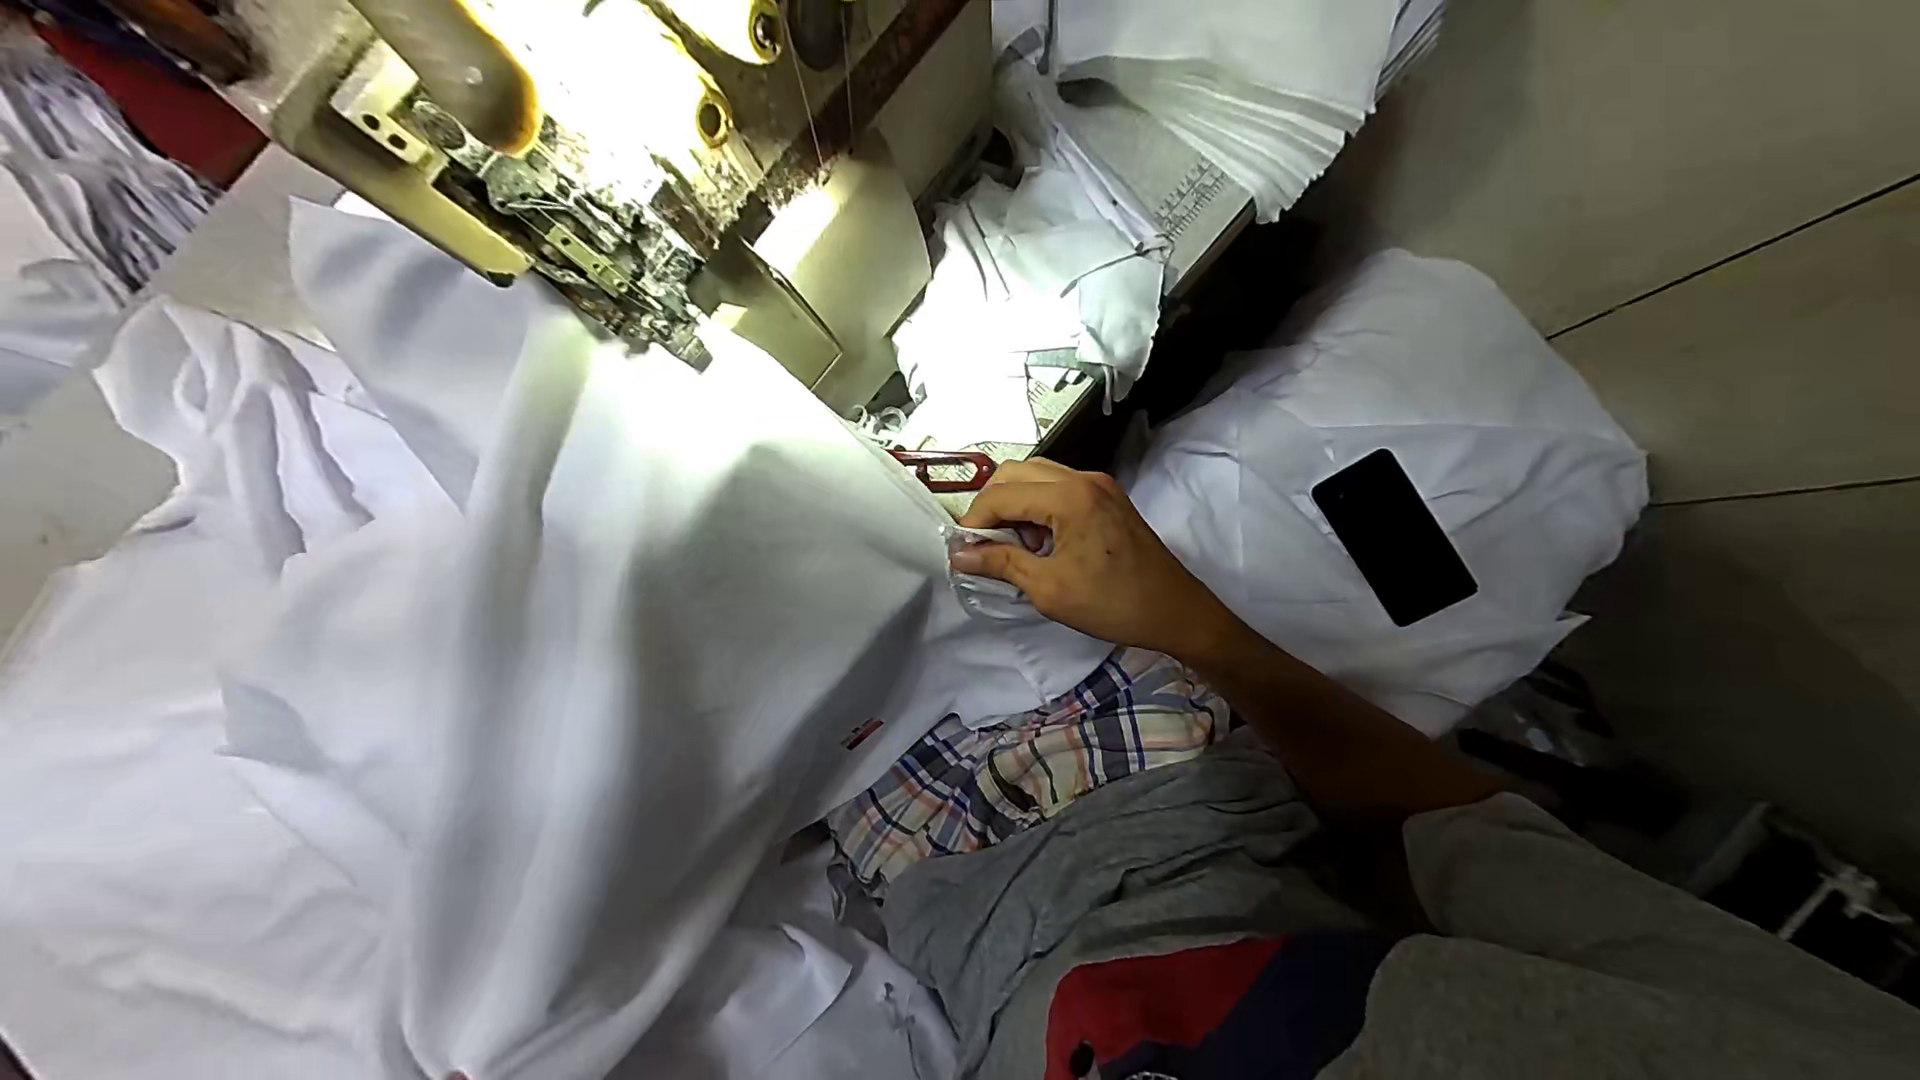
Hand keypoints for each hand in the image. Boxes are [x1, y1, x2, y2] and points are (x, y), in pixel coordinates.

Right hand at [950, 458, 1241, 658]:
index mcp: (1069, 497)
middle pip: (1015, 472)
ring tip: (1018, 546)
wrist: (1177, 612)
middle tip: (987, 544)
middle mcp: (1083, 478)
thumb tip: (960, 554)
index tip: (964, 550)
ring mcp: (1099, 484)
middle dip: (992, 505)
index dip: (974, 521)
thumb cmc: (1113, 605)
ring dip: (1015, 504)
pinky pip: (1058, 487)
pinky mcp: (1107, 496)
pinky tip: (1043, 541)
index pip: (1002, 494)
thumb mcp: (1049, 589)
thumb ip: (1001, 563)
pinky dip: (1039, 506)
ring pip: (1036, 476)